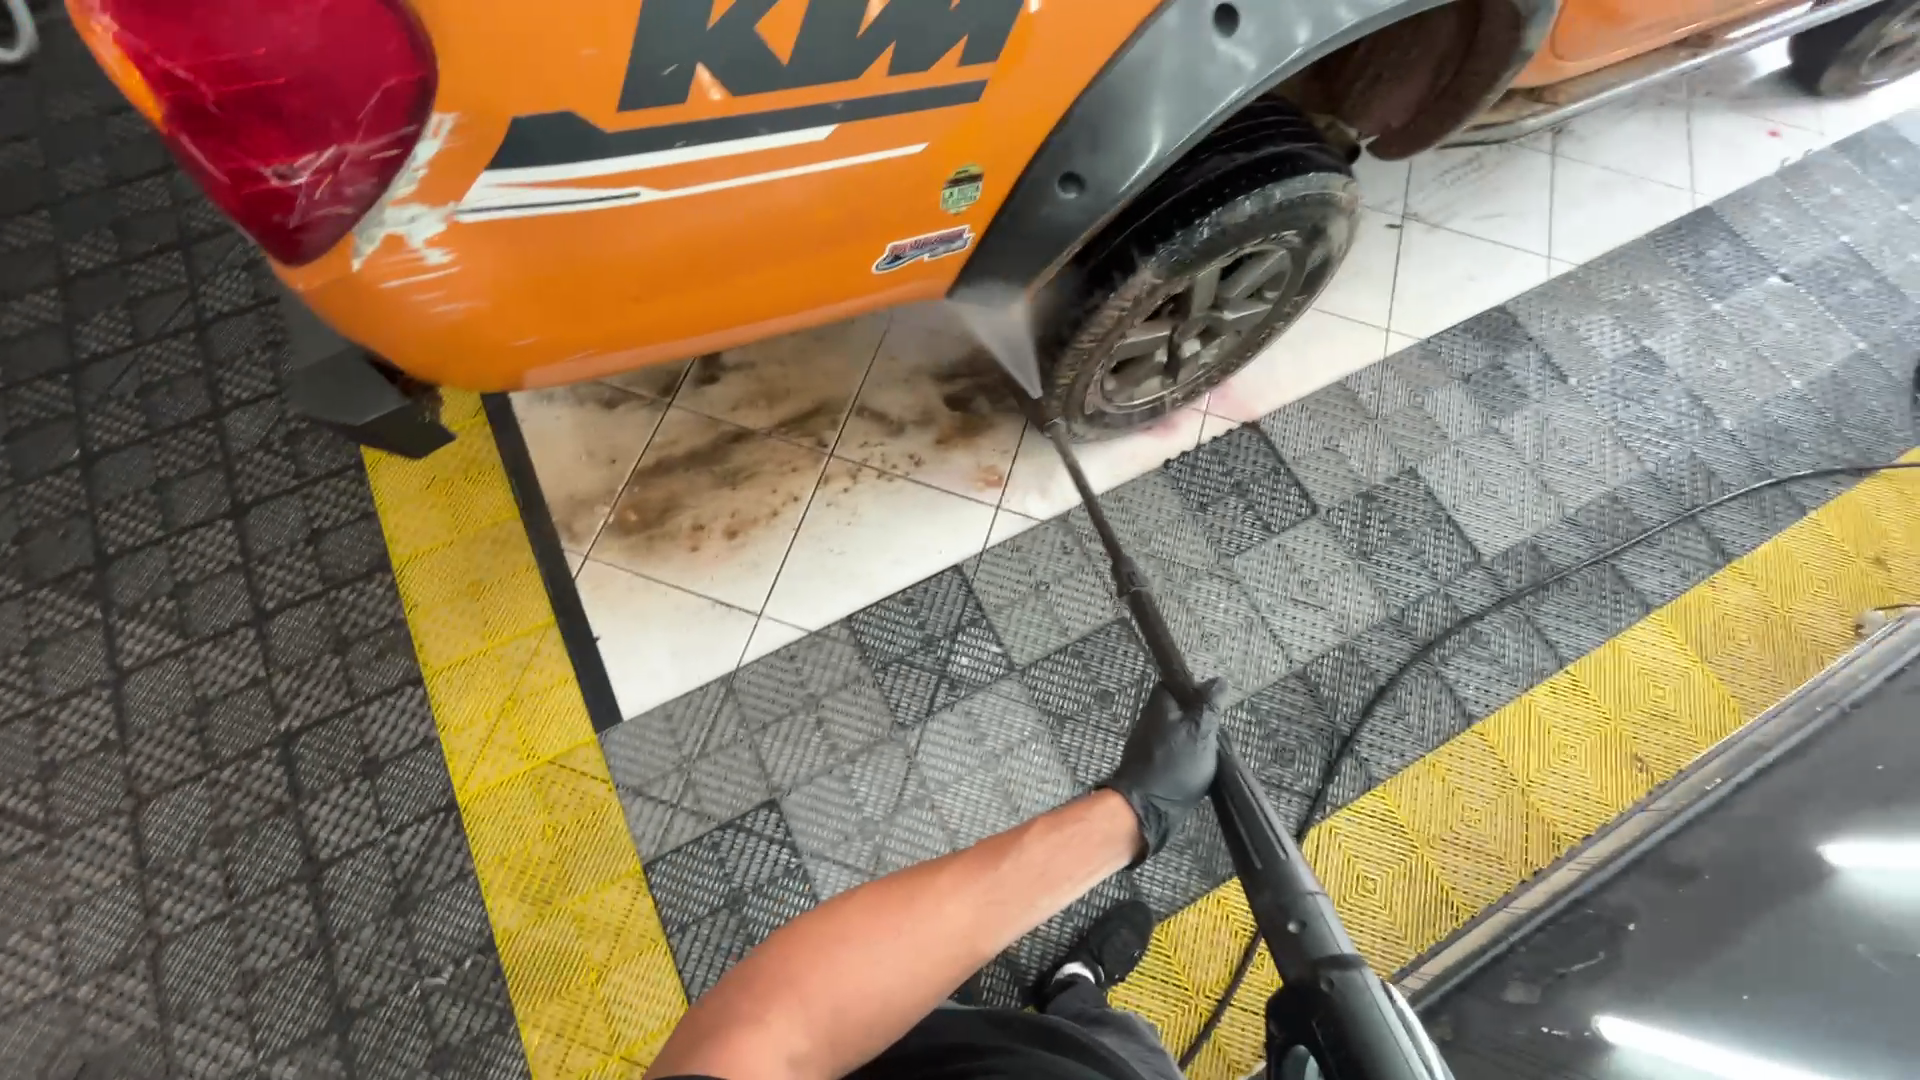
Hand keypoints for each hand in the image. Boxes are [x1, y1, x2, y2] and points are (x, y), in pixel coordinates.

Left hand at [1103, 679, 1224, 861]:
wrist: (1147, 807)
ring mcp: (1148, 743)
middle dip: (1198, 717)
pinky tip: (1200, 767)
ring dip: (1194, 739)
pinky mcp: (1152, 765)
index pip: (1174, 683)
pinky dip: (1187, 756)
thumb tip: (1218, 680)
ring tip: (1212, 751)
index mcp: (1159, 704)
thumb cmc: (1174, 764)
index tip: (1213, 702)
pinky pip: (1173, 752)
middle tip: (1217, 730)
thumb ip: (1209, 705)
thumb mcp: (1201, 730)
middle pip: (1177, 709)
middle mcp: (1150, 719)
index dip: (1194, 689)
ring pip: (1177, 731)